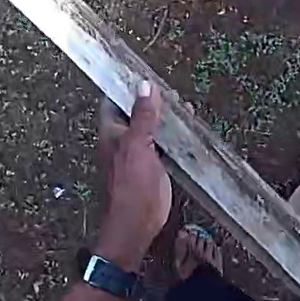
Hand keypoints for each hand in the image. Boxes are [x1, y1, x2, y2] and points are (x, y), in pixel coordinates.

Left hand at [93, 81, 171, 268]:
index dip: (126, 87)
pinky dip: (173, 137)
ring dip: (165, 119)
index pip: (114, 100)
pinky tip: (188, 131)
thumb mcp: (138, 145)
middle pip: (135, 112)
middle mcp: (121, 140)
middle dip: (152, 102)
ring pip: (150, 128)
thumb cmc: (131, 185)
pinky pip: (162, 145)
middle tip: (172, 92)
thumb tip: (145, 86)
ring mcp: (137, 153)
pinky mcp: (152, 167)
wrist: (136, 225)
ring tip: (184, 107)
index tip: (145, 75)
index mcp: (111, 131)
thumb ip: (143, 116)